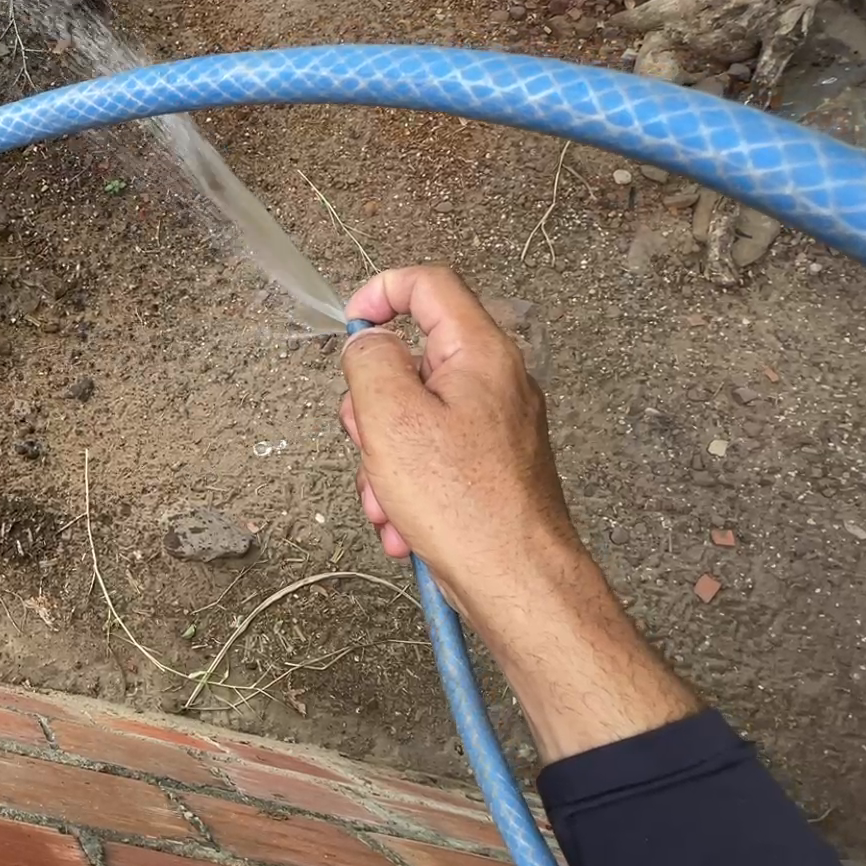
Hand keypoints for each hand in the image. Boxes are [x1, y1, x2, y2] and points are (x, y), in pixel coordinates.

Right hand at [339, 266, 696, 759]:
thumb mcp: (390, 417)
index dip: (380, 292)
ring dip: (381, 455)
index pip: (428, 284)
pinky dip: (403, 480)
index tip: (349, 326)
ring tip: (385, 499)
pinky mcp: (486, 462)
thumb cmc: (459, 500)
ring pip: (411, 413)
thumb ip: (371, 362)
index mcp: (480, 353)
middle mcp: (494, 380)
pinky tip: (401, 522)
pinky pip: (427, 452)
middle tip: (365, 439)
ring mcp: (493, 424)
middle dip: (370, 403)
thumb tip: (367, 343)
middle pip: (410, 359)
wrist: (516, 581)